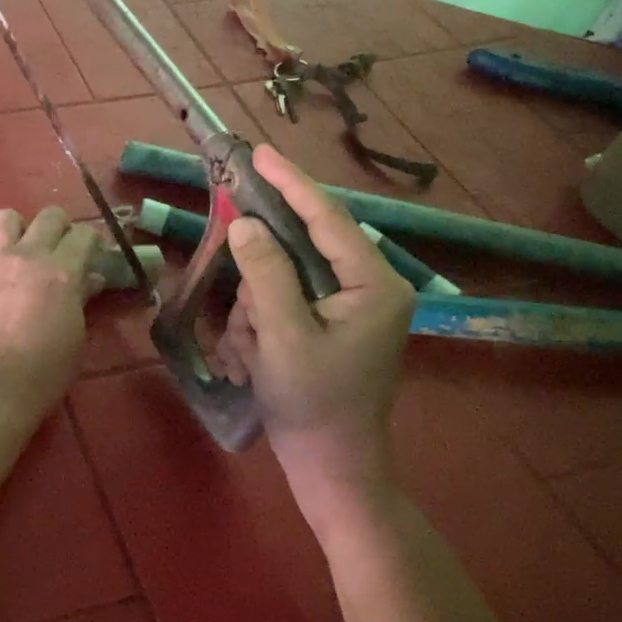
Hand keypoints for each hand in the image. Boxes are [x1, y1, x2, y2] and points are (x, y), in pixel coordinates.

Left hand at [0, 207, 100, 415]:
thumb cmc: (46, 369)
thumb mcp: (76, 334)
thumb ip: (81, 299)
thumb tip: (89, 280)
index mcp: (62, 270)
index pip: (84, 235)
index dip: (92, 242)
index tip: (92, 255)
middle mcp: (28, 255)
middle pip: (49, 216)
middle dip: (60, 227)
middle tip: (60, 249)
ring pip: (5, 217)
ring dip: (18, 228)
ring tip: (21, 248)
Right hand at [217, 145, 415, 491]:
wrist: (331, 469)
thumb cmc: (314, 404)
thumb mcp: (283, 336)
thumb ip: (266, 273)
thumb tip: (246, 224)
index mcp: (374, 284)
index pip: (328, 218)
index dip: (290, 183)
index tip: (257, 152)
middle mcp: (367, 287)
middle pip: (297, 251)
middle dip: (259, 284)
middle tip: (247, 318)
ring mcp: (346, 309)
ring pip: (278, 281)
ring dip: (253, 315)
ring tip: (251, 358)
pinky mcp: (326, 327)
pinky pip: (278, 305)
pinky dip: (257, 329)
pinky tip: (252, 363)